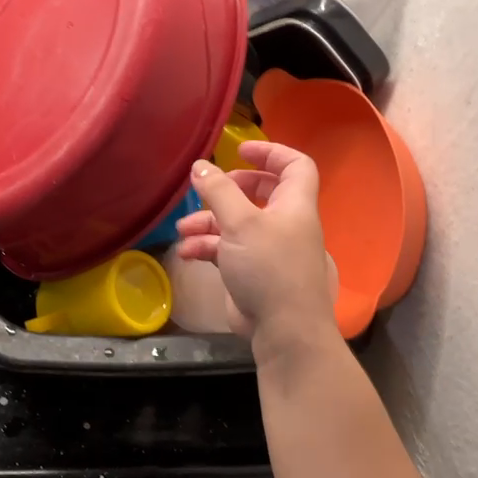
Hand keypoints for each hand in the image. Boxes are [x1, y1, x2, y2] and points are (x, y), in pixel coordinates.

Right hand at [176, 141, 335, 343]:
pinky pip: (227, 250)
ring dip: (208, 221)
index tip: (240, 150)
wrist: (282, 327)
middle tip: (208, 189)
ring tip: (183, 228)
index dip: (271, 153)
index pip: (294, 166)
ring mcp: (268, 249)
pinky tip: (187, 252)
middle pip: (260, 194)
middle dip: (230, 189)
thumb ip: (218, 191)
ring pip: (237, 224)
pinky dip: (207, 247)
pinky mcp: (251, 272)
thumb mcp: (240, 222)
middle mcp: (284, 223)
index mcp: (294, 205)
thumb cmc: (269, 267)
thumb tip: (199, 166)